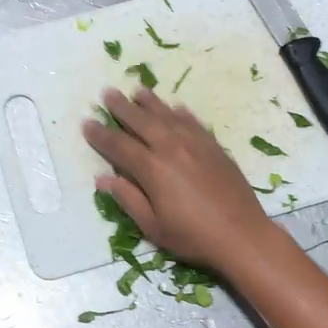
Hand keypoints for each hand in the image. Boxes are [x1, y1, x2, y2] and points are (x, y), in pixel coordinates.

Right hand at [83, 88, 272, 272]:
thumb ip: (128, 198)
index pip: (119, 146)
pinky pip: (193, 122)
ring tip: (137, 91)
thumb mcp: (152, 226)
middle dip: (122, 108)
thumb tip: (103, 179)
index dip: (101, 135)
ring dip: (150, 102)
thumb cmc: (192, 237)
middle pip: (142, 122)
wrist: (240, 234)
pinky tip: (175, 108)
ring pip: (168, 116)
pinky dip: (180, 113)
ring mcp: (196, 144)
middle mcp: (172, 148)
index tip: (87, 123)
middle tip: (107, 93)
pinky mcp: (215, 148)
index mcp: (152, 169)